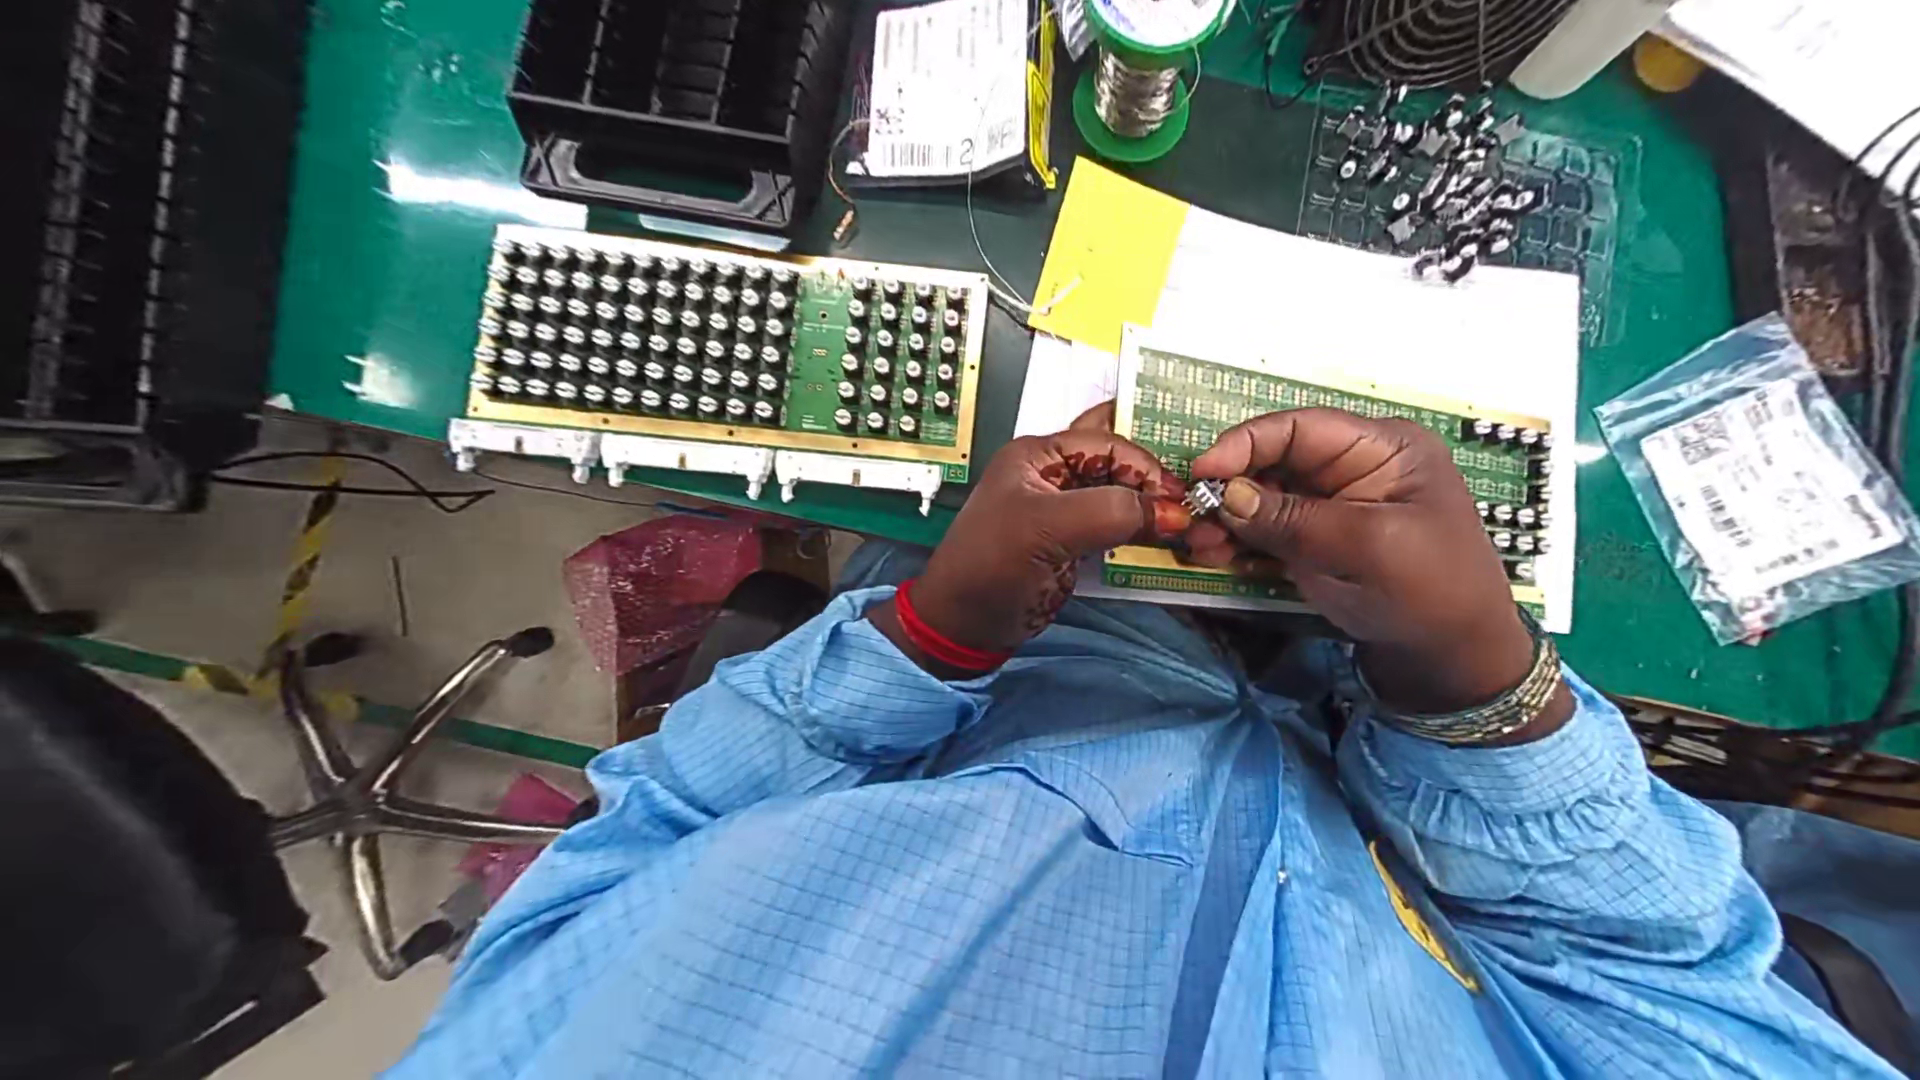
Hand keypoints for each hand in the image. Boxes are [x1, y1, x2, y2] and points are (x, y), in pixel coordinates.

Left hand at [871, 405, 1191, 674]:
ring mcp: (1063, 510)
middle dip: (1154, 478)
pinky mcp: (1071, 541)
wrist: (963, 624)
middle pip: (1116, 463)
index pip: (1107, 443)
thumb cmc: (990, 568)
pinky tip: (1163, 538)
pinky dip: (1140, 530)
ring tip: (1185, 522)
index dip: (1146, 465)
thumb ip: (1110, 511)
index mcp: (1037, 455)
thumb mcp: (1046, 529)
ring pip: (1118, 494)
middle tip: (1192, 500)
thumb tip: (1172, 512)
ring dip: (1151, 505)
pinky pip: (1114, 525)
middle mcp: (1051, 475)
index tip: (1178, 497)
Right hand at [1185, 408, 1567, 731]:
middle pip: (1269, 461)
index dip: (1245, 443)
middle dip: (1228, 488)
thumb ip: (1293, 518)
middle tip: (1194, 521)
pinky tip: (1214, 557)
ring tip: (1201, 546)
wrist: (1445, 654)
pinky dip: (1233, 541)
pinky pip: (1258, 528)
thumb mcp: (1365, 547)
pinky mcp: (1305, 536)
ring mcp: (1323, 503)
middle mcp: (1346, 467)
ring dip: (1224, 519)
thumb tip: (1226, 495)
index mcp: (1378, 448)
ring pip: (1256, 496)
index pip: (1299, 428)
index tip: (1203, 471)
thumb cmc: (1427, 590)